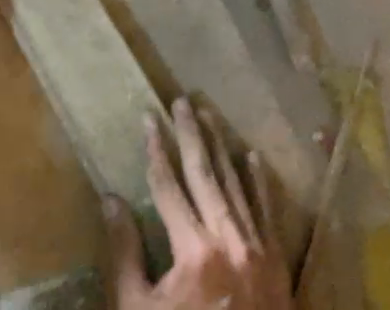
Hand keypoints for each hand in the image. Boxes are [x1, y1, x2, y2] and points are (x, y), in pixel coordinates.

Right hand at [105, 98, 292, 308]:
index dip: (156, 148)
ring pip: (238, 186)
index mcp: (194, 251)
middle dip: (191, 135)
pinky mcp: (279, 267)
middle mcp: (231, 242)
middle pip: (206, 175)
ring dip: (222, 148)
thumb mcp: (137, 307)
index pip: (169, 184)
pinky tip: (252, 158)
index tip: (148, 116)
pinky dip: (259, 183)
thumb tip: (110, 198)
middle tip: (181, 101)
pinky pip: (268, 213)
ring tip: (210, 116)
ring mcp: (260, 253)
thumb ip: (125, 251)